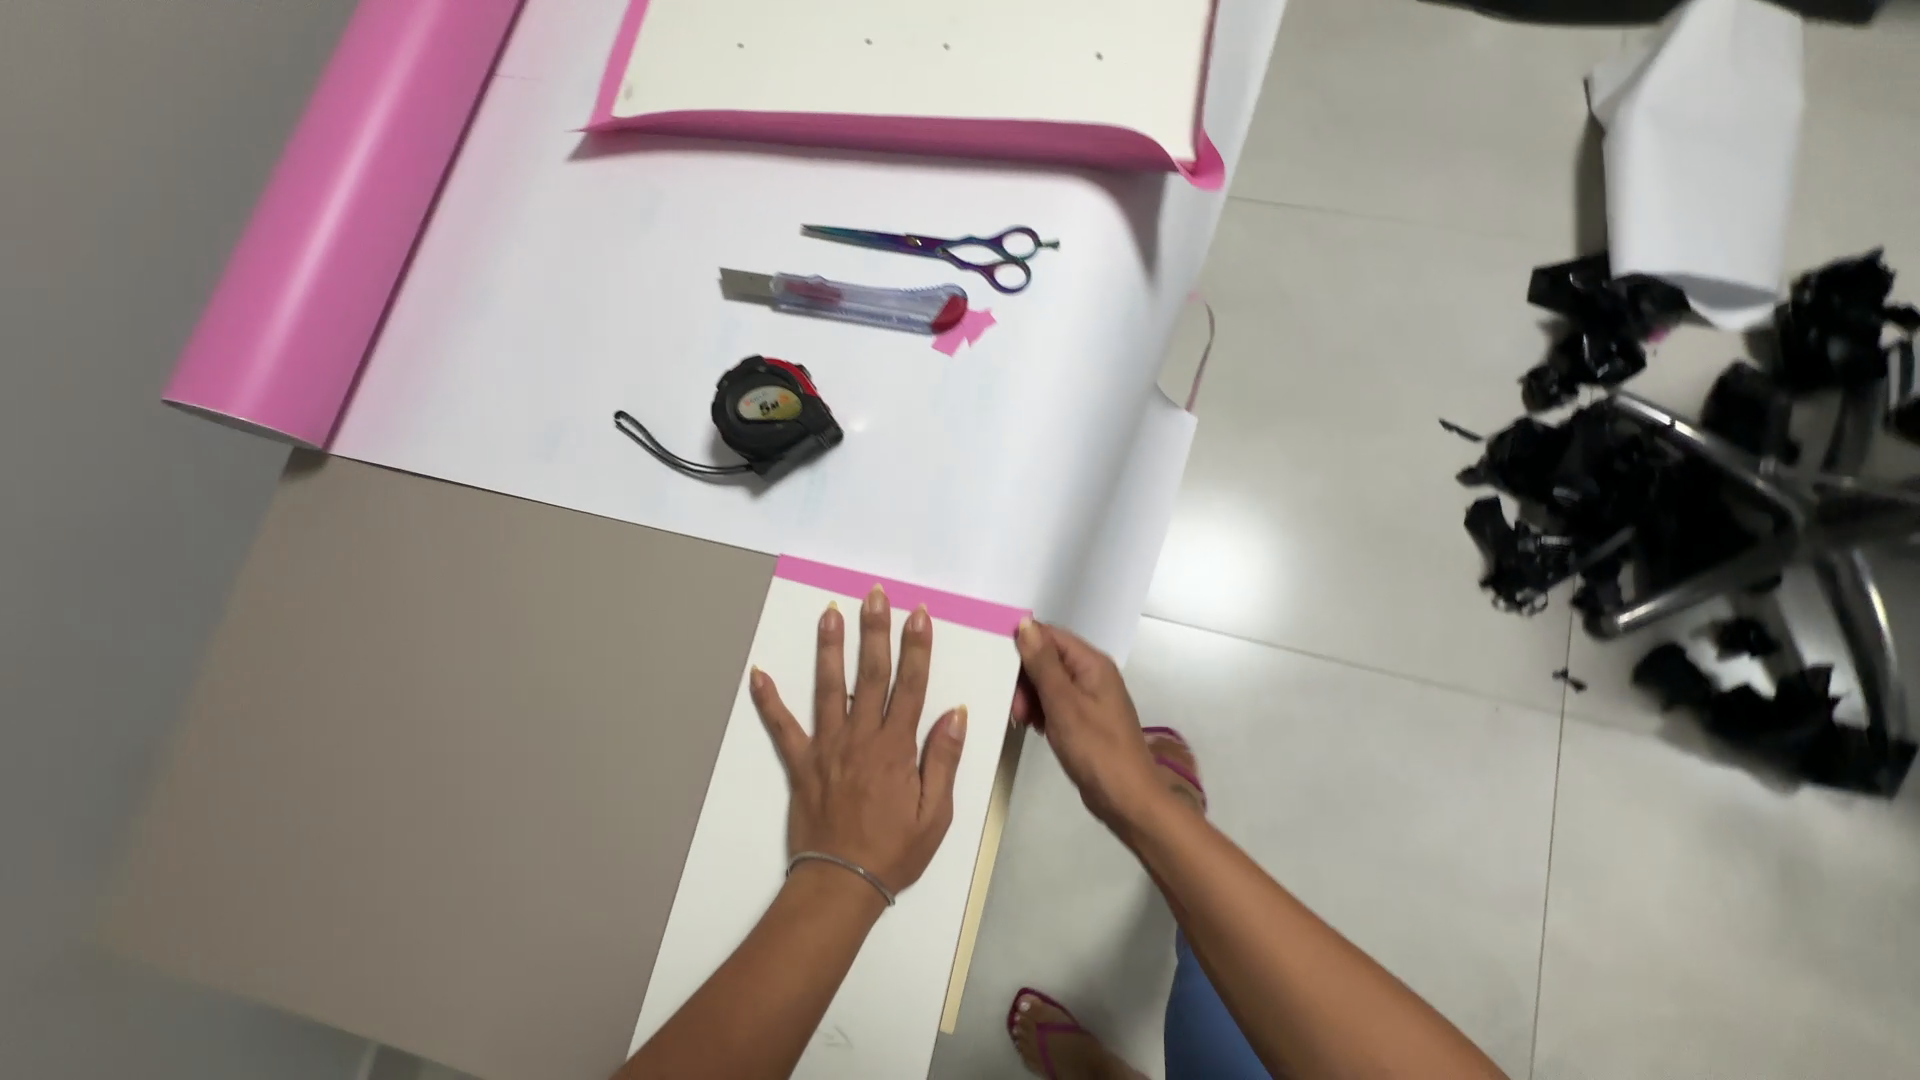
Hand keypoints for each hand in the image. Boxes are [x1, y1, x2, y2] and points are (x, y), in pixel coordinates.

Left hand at [750, 585, 968, 896]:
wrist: (841, 885)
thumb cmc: (894, 851)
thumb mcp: (935, 813)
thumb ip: (943, 759)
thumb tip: (955, 713)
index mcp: (896, 748)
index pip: (910, 686)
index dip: (916, 648)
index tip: (918, 615)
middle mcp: (860, 738)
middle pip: (870, 674)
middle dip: (875, 631)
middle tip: (874, 596)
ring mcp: (827, 748)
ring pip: (828, 688)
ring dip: (829, 648)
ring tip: (829, 613)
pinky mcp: (801, 764)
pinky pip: (782, 727)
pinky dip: (768, 700)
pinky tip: (757, 673)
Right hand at [1012, 620, 1165, 831]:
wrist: (1127, 799)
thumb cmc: (1095, 748)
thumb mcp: (1063, 703)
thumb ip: (1042, 663)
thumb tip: (1025, 624)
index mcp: (1092, 663)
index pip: (1049, 636)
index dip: (1023, 646)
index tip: (998, 667)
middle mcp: (1093, 674)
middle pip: (1048, 658)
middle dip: (1025, 678)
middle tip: (1015, 707)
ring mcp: (1090, 698)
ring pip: (1049, 682)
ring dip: (1030, 696)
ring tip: (1023, 720)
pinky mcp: (1085, 720)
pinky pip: (1056, 703)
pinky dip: (1041, 711)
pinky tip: (1033, 727)